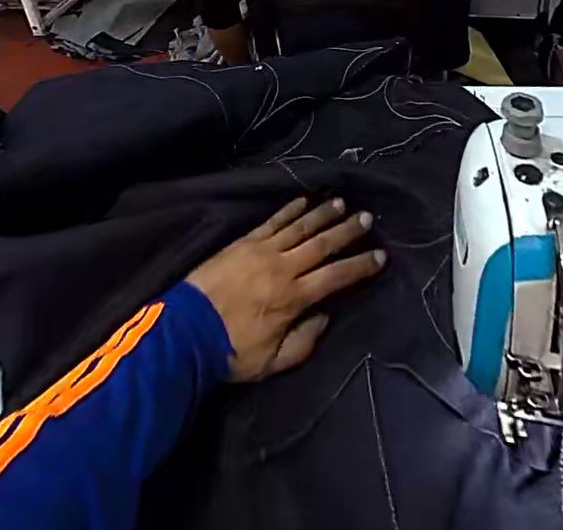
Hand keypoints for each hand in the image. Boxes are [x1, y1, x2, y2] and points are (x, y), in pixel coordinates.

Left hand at [185, 198, 384, 381]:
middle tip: (367, 217)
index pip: (336, 276)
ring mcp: (264, 251)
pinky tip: (304, 200)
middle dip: (348, 231)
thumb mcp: (271, 362)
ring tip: (342, 203)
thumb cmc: (229, 352)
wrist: (183, 334)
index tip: (380, 255)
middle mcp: (284, 268)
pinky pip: (274, 221)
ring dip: (324, 214)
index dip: (360, 266)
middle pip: (323, 244)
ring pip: (301, 227)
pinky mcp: (245, 242)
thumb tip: (325, 316)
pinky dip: (291, 210)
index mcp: (294, 298)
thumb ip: (304, 341)